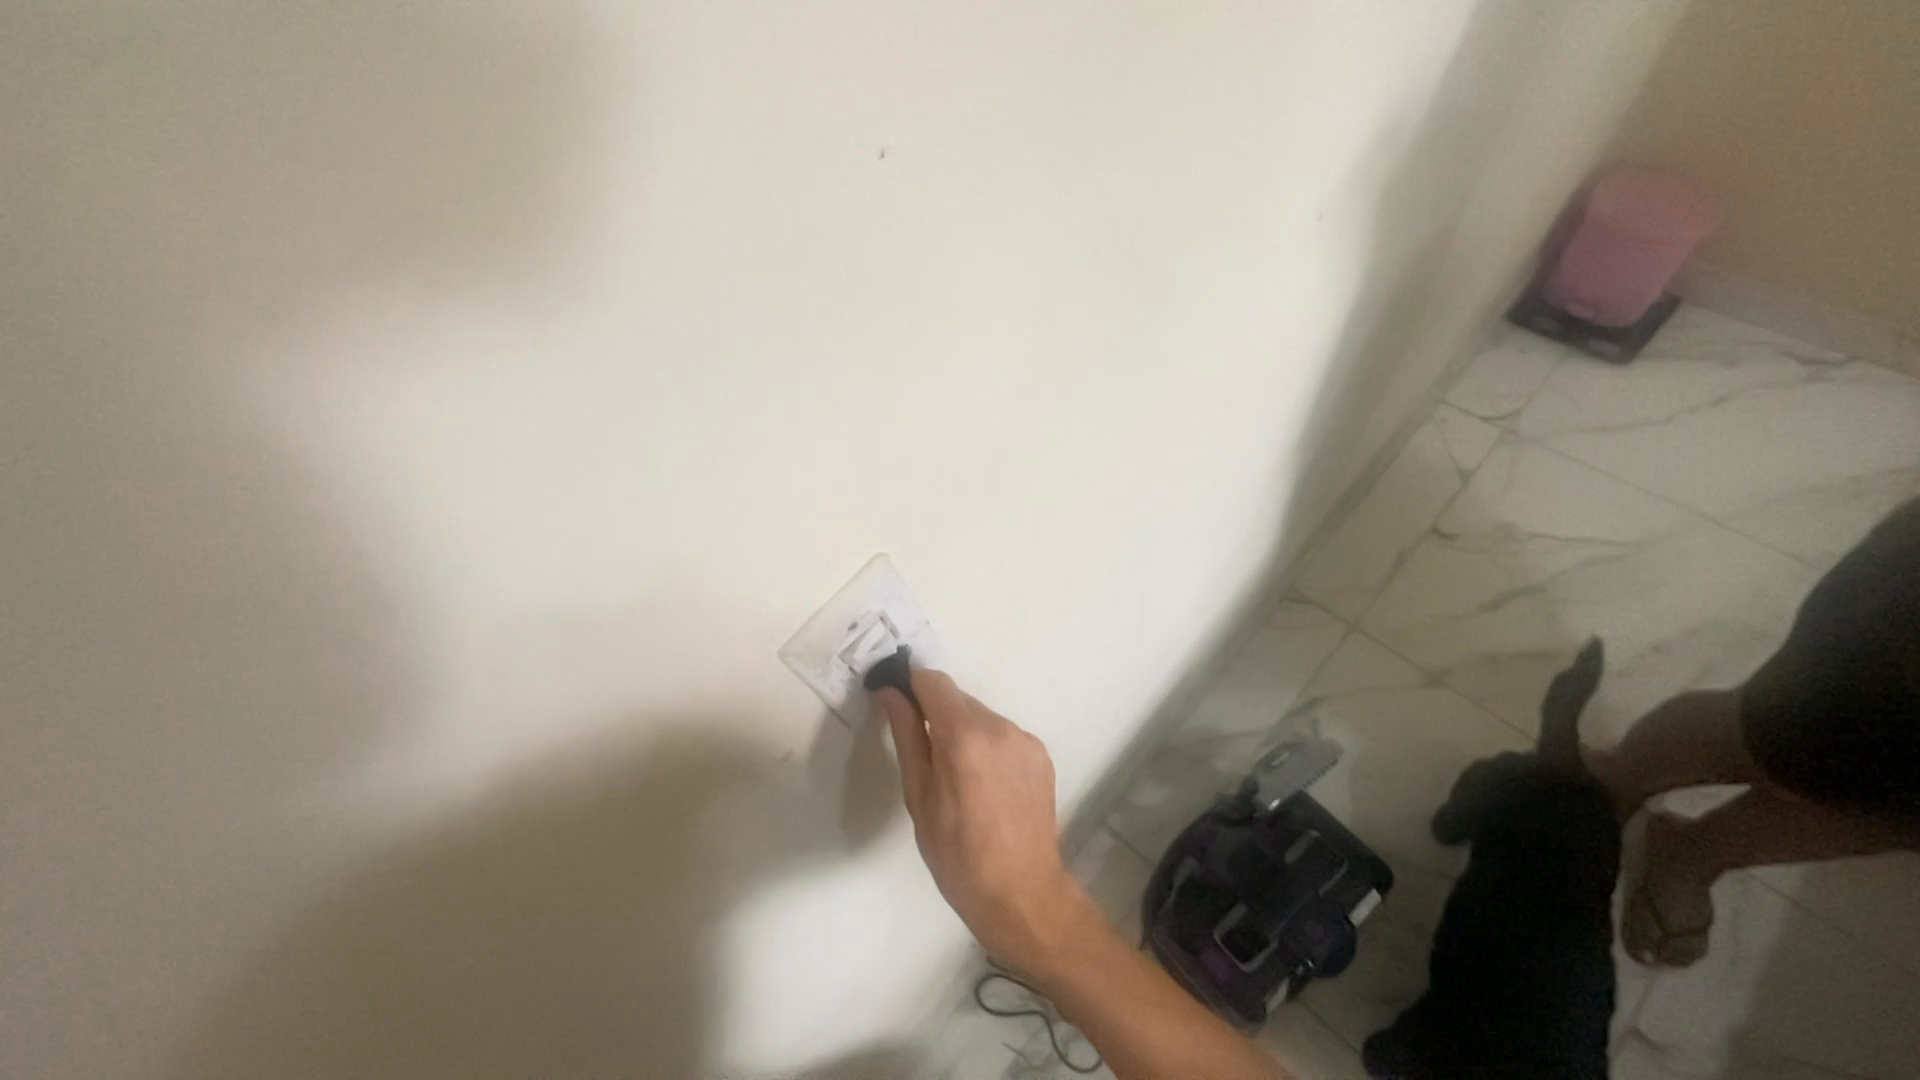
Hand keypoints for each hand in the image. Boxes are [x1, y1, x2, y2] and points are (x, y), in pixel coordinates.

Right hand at [873, 670, 1091, 972]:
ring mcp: (1025, 740)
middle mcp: (1000, 727)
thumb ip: (907, 736)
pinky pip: (1004, 736)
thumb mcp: (919, 796)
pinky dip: (987, 747)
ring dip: (963, 731)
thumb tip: (891, 693)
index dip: (911, 684)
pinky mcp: (1041, 755)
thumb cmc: (957, 854)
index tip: (896, 698)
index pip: (933, 682)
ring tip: (956, 778)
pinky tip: (984, 785)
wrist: (1021, 893)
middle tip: (923, 752)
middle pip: (958, 699)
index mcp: (965, 736)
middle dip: (936, 713)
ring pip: (982, 717)